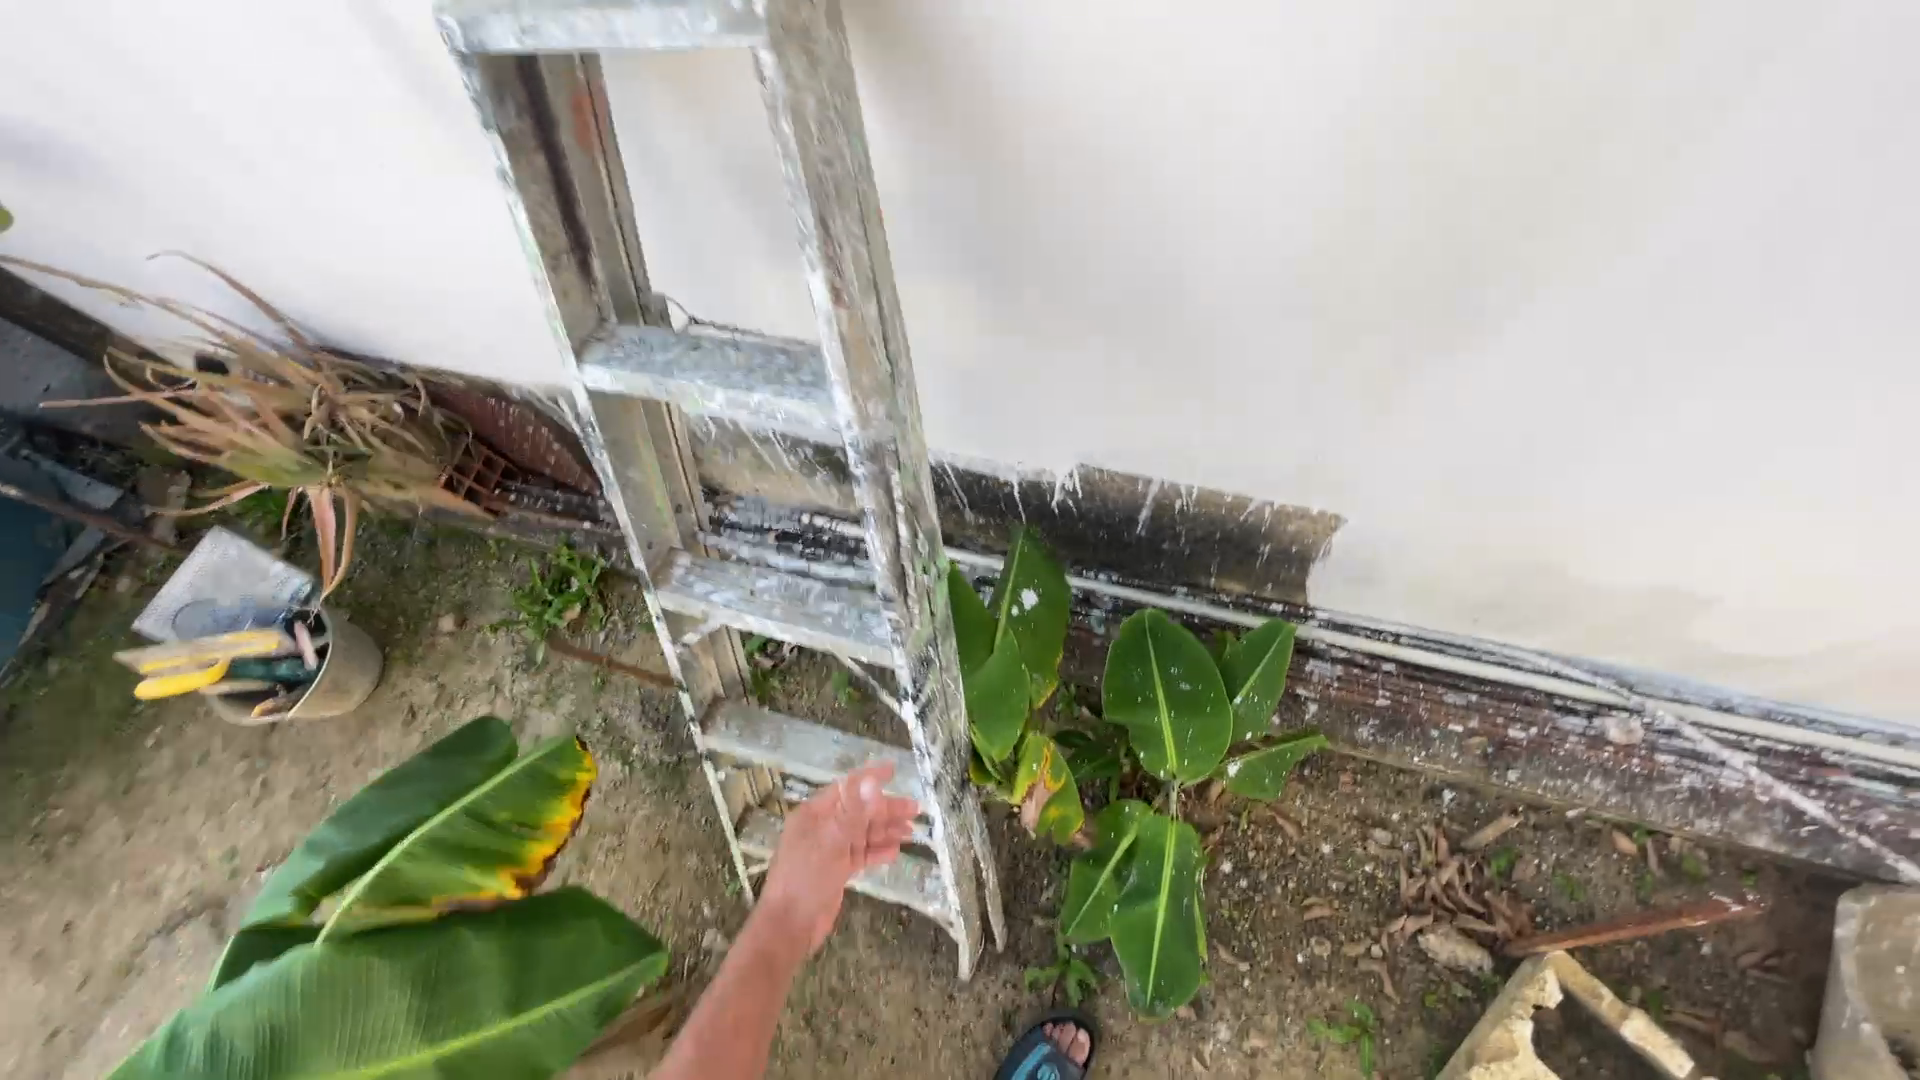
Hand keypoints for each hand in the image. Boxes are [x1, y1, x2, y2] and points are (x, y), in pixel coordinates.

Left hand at [756, 761, 918, 954]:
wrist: (789, 928)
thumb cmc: (805, 879)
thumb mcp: (832, 842)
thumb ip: (853, 811)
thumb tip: (872, 781)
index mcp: (815, 814)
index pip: (847, 788)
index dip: (870, 778)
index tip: (894, 770)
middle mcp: (822, 827)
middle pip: (859, 811)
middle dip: (886, 809)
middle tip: (915, 810)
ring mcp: (829, 849)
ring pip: (862, 833)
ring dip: (885, 830)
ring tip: (911, 831)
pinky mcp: (836, 870)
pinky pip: (861, 854)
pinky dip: (877, 851)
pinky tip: (896, 852)